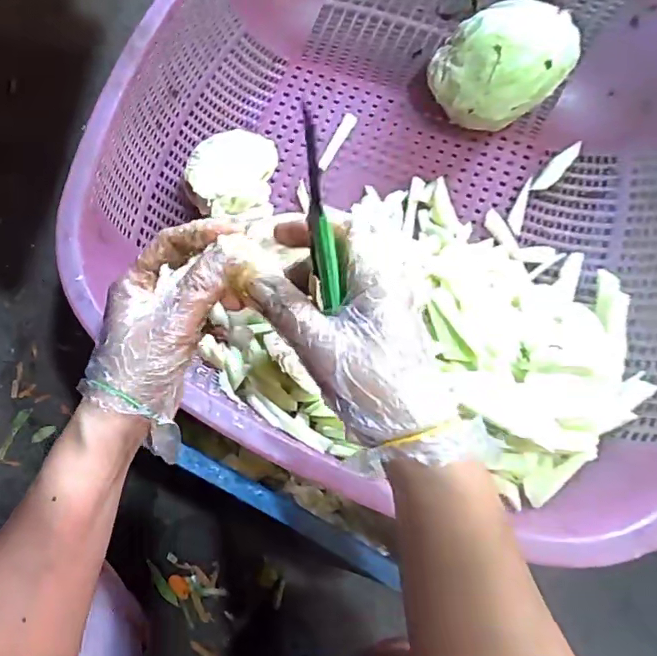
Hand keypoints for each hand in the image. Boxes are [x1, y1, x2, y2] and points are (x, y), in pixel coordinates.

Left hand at [82, 219, 235, 458]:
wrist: (127, 416)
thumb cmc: (141, 366)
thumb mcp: (173, 322)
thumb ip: (202, 285)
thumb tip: (232, 249)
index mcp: (136, 281)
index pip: (169, 243)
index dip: (201, 233)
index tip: (235, 231)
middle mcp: (147, 293)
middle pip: (186, 264)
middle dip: (217, 264)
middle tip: (247, 266)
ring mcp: (160, 315)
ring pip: (197, 290)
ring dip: (220, 290)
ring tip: (242, 299)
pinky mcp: (173, 337)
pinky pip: (200, 315)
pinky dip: (217, 315)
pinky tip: (232, 322)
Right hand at [225, 217, 476, 467]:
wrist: (409, 431)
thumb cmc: (367, 380)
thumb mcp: (316, 341)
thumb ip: (281, 303)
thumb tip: (247, 273)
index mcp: (378, 277)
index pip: (347, 227)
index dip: (307, 225)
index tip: (274, 236)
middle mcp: (386, 283)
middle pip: (338, 253)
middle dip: (299, 264)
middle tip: (269, 285)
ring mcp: (385, 306)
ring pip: (338, 279)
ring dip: (305, 288)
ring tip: (280, 312)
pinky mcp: (380, 326)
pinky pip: (344, 302)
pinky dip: (317, 306)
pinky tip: (300, 328)